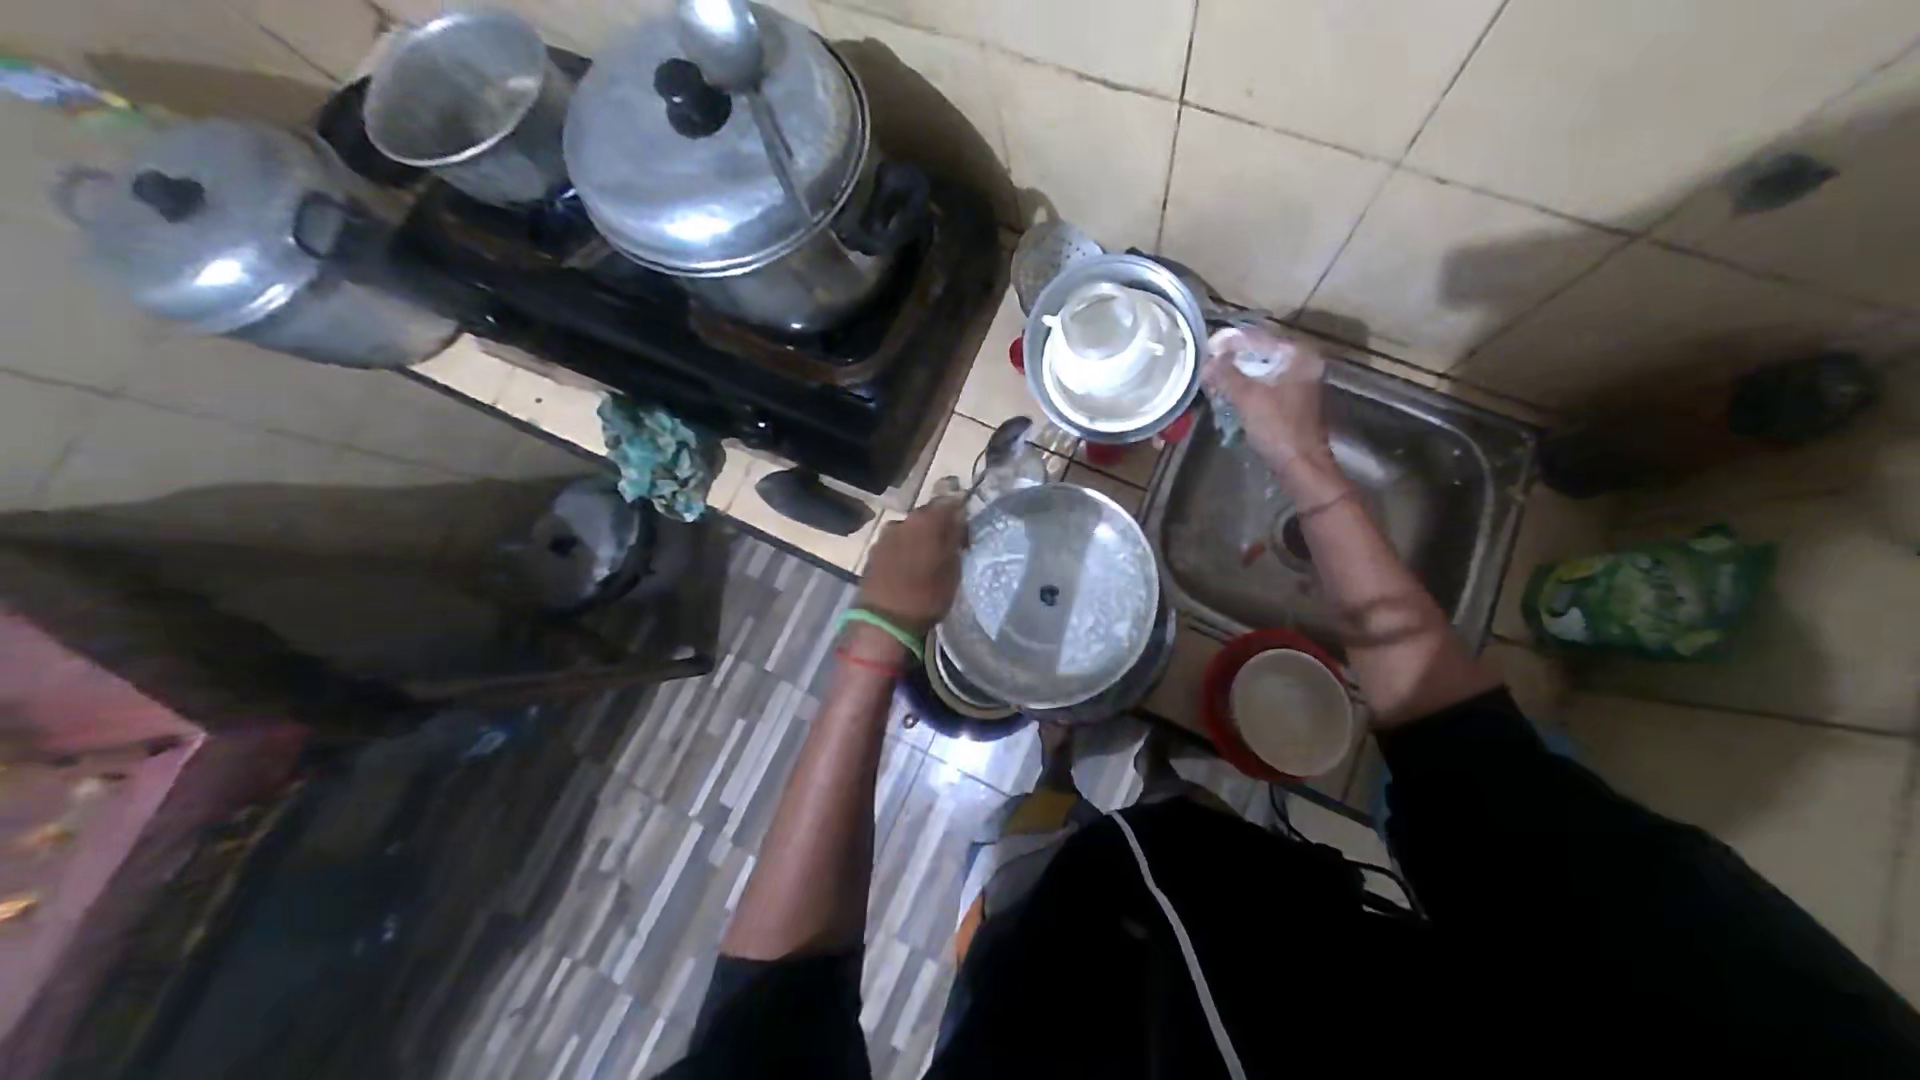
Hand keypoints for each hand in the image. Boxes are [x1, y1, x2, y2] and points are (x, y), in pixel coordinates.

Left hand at [856, 497, 965, 637]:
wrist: (885, 622)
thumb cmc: (926, 595)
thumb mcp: (953, 569)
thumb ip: (955, 539)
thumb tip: (958, 520)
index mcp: (925, 520)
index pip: (948, 503)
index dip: (959, 515)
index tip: (965, 533)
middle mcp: (902, 521)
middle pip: (926, 516)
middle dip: (938, 528)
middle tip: (949, 548)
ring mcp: (884, 536)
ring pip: (909, 530)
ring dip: (920, 540)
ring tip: (927, 562)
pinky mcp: (873, 553)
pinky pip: (896, 544)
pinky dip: (905, 551)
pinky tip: (909, 569)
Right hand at [1202, 328, 1336, 490]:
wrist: (1300, 464)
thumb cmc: (1277, 427)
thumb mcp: (1247, 398)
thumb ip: (1226, 375)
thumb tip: (1208, 361)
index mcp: (1298, 356)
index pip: (1259, 338)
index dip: (1230, 342)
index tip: (1207, 347)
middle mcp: (1303, 365)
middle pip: (1260, 355)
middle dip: (1232, 360)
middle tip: (1207, 364)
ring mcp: (1299, 385)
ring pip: (1261, 372)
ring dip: (1237, 376)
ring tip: (1213, 379)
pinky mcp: (1292, 403)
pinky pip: (1265, 388)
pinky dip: (1247, 390)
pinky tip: (1228, 395)